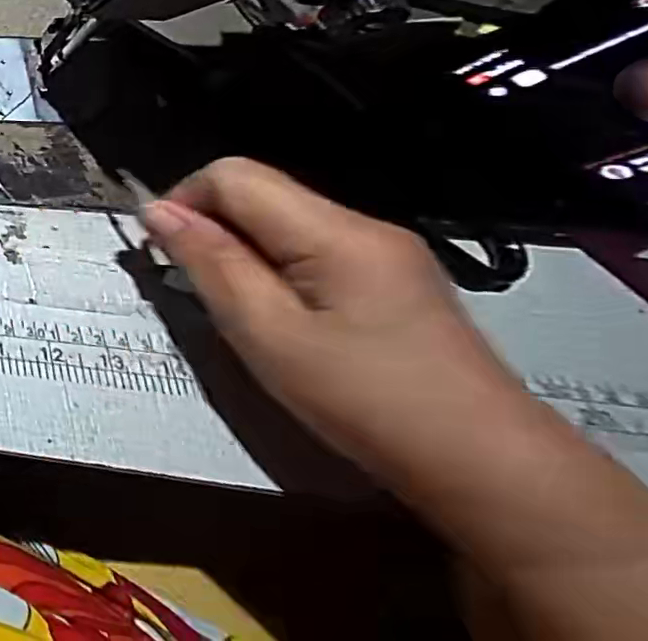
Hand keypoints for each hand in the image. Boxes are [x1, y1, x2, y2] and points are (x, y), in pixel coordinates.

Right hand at [141, 157, 541, 488]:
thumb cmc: (366, 402)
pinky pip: (308, 243)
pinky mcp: (391, 274)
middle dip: (209, 223)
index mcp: (334, 232)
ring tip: (232, 301)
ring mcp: (382, 248)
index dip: (183, 199)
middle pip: (258, 190)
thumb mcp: (267, 335)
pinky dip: (271, 262)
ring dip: (238, 245)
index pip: (232, 175)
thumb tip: (157, 211)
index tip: (161, 249)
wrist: (491, 472)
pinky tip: (276, 309)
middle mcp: (361, 225)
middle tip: (191, 281)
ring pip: (281, 216)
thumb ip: (209, 263)